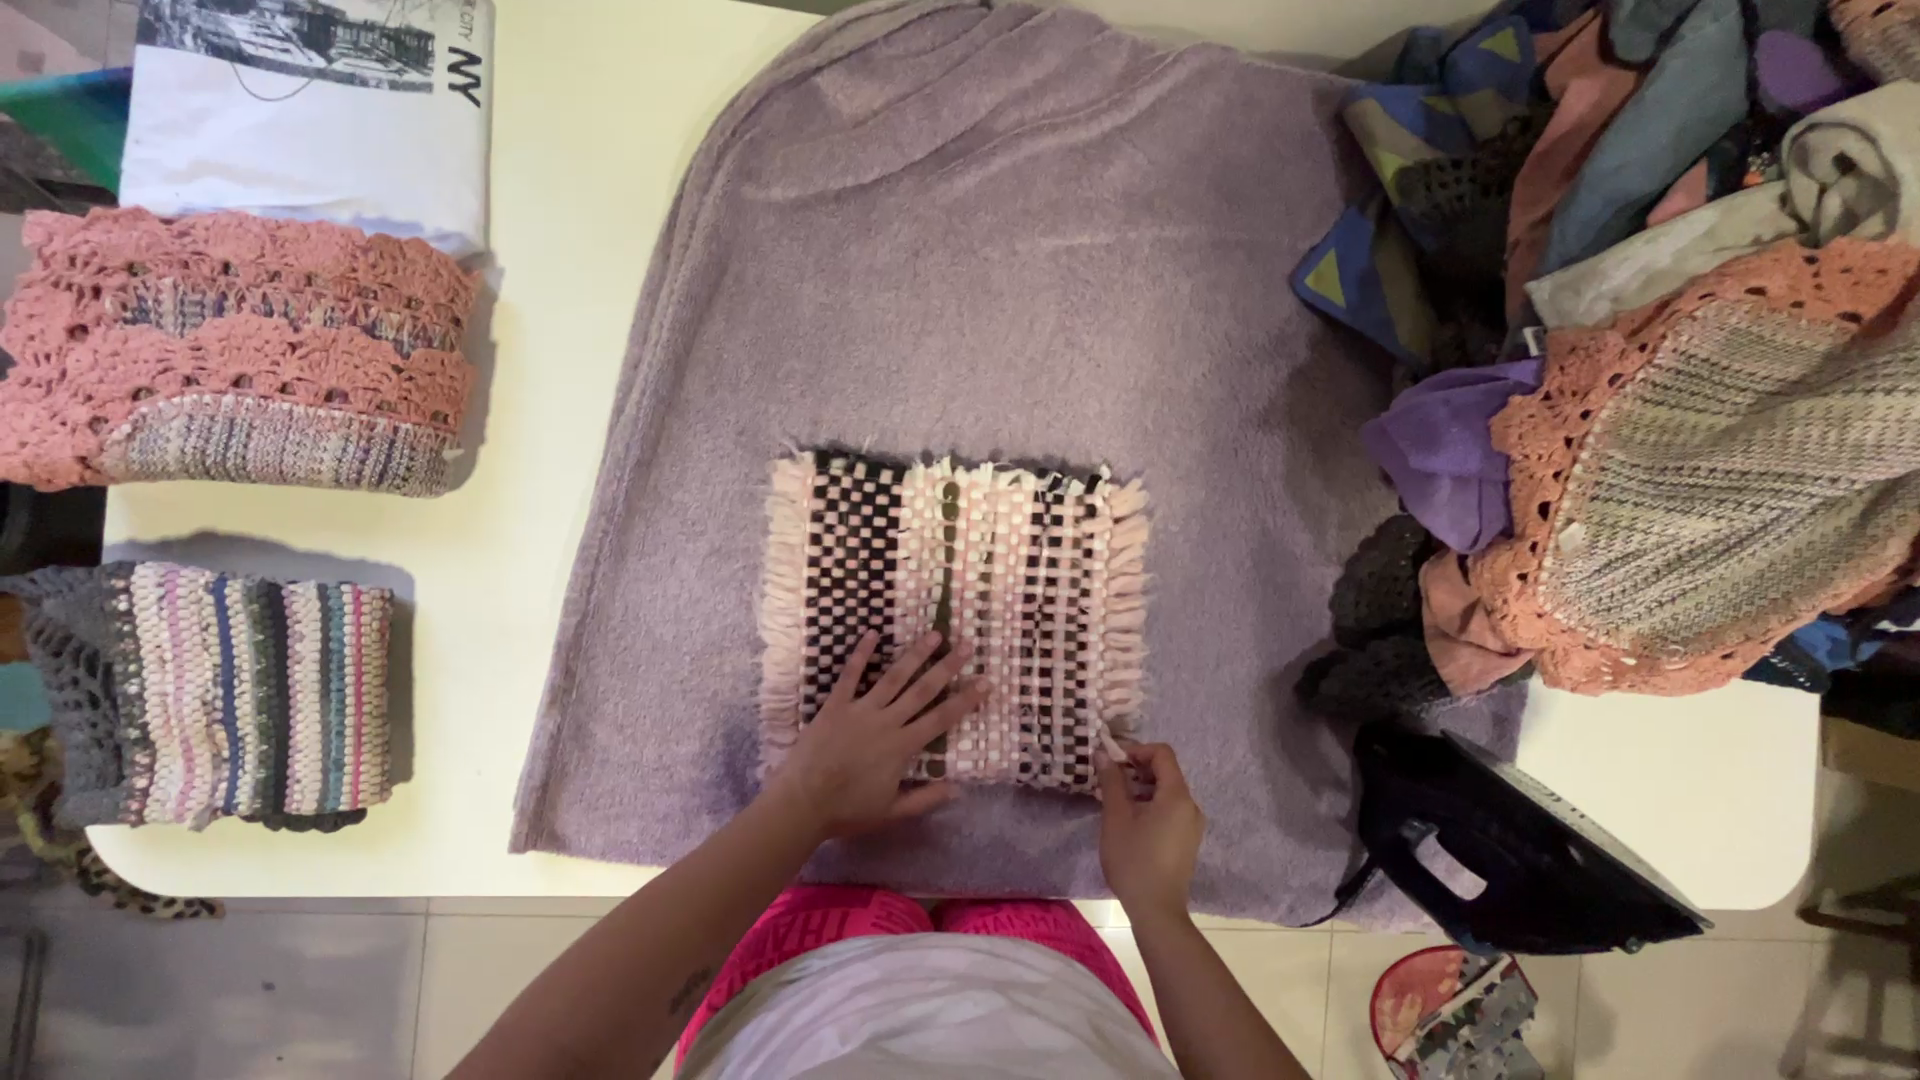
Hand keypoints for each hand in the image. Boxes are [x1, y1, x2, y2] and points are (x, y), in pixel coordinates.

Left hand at [764, 629, 986, 838]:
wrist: (802, 803)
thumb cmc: (847, 810)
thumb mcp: (891, 812)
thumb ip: (925, 799)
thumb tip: (958, 789)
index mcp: (902, 747)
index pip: (941, 718)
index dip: (966, 700)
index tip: (985, 681)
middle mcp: (886, 722)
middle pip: (922, 690)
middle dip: (947, 667)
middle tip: (967, 645)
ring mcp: (860, 710)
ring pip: (893, 677)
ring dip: (915, 655)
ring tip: (933, 634)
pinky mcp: (835, 705)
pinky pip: (850, 675)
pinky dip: (861, 653)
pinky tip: (872, 633)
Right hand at [1098, 743, 1204, 924]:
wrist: (1157, 911)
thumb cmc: (1134, 860)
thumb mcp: (1116, 817)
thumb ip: (1111, 781)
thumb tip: (1103, 754)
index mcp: (1177, 796)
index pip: (1162, 754)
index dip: (1136, 749)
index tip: (1113, 759)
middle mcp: (1191, 806)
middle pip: (1166, 772)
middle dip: (1137, 769)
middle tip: (1109, 779)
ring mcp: (1192, 824)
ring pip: (1167, 792)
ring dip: (1142, 787)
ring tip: (1115, 800)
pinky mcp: (1188, 840)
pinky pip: (1170, 809)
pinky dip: (1151, 804)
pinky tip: (1130, 820)